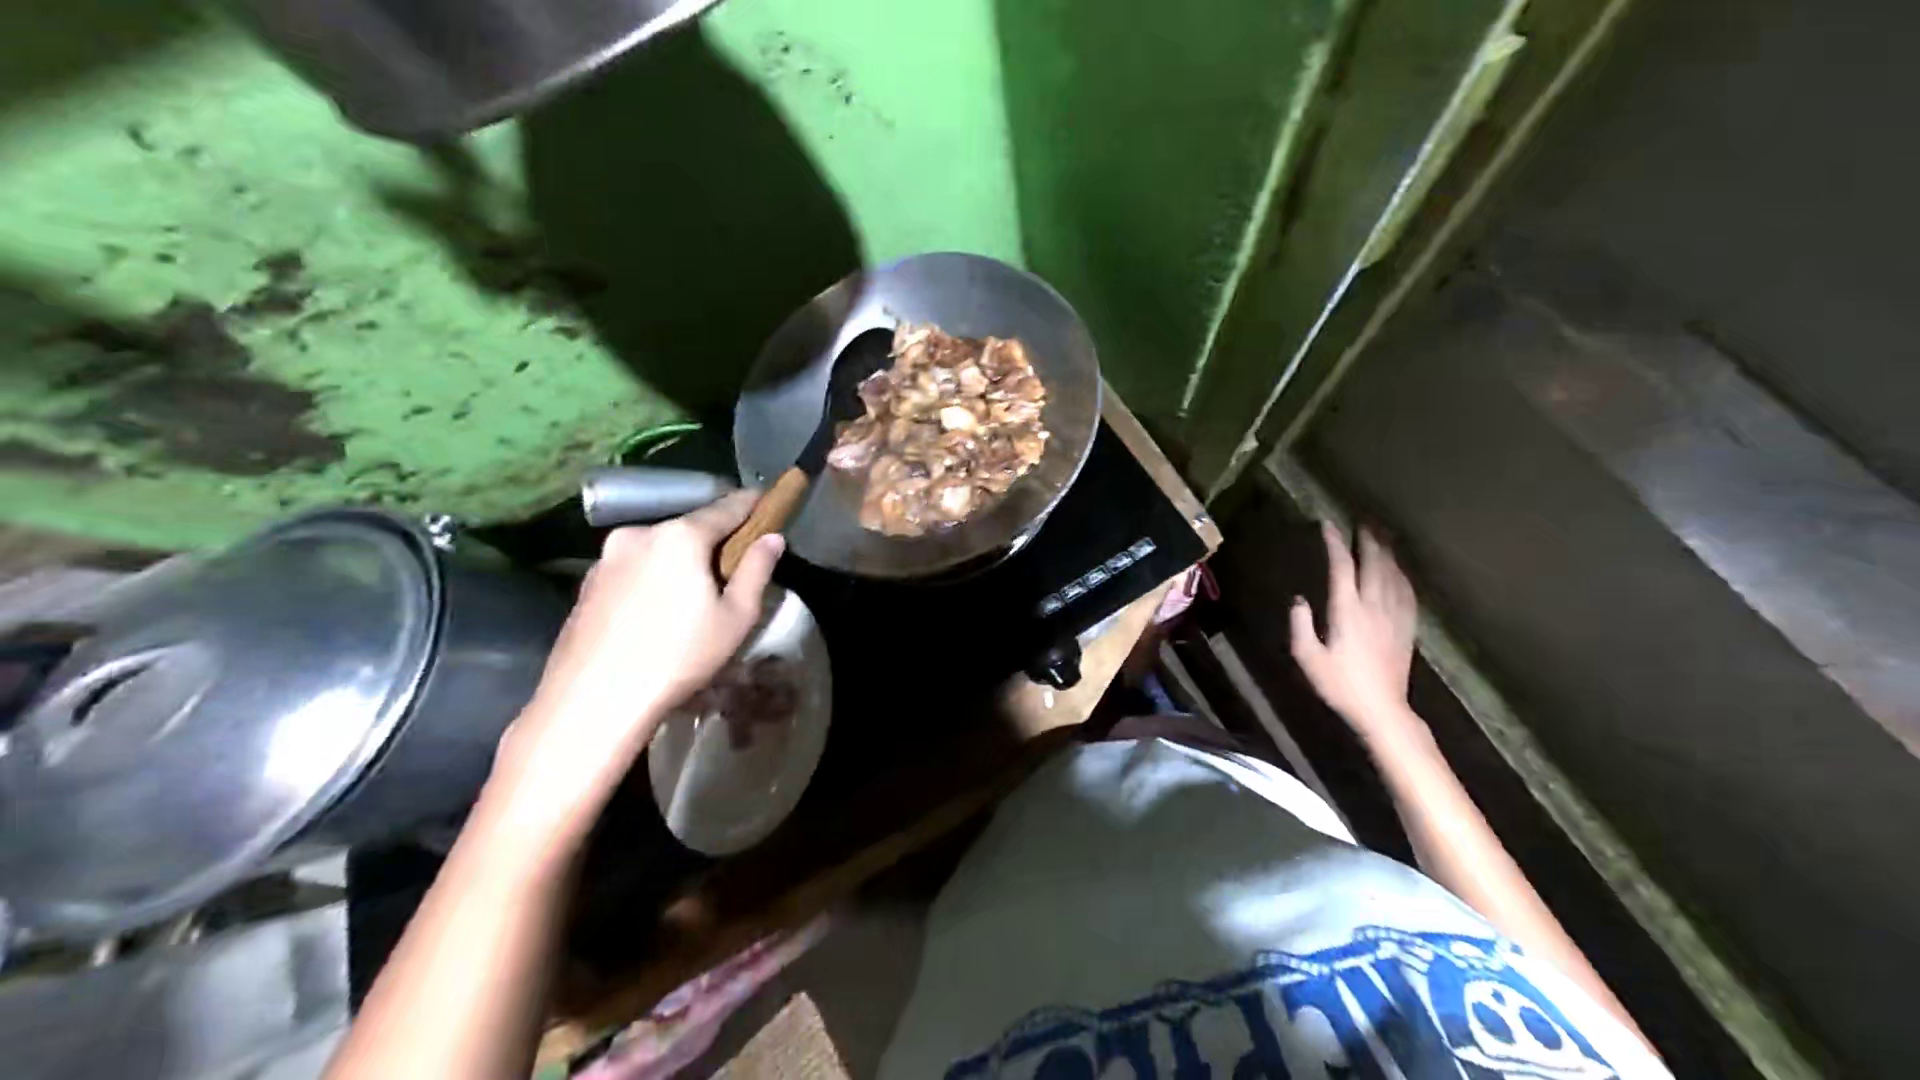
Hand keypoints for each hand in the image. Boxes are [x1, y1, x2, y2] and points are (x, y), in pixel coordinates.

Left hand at [487, 492, 784, 846]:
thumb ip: (757, 570)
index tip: (767, 502)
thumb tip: (772, 537)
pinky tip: (658, 610)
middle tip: (734, 566)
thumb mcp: (735, 618)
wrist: (593, 701)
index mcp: (679, 536)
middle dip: (713, 540)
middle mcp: (639, 533)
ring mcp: (606, 557)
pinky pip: (634, 567)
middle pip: (689, 527)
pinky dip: (653, 576)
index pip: (725, 507)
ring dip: (680, 560)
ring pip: (658, 548)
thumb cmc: (677, 657)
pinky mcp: (587, 582)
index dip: (751, 504)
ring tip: (694, 594)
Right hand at [1290, 522, 1422, 744]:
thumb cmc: (1340, 685)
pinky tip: (1401, 569)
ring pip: (1394, 575)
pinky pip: (1408, 593)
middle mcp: (1374, 607)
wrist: (1382, 709)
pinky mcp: (1407, 628)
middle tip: (1364, 520)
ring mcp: (1395, 617)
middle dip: (1369, 540)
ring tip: (1384, 535)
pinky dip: (1403, 575)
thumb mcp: (1308, 658)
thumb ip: (1300, 626)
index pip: (1342, 568)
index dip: (1335, 544)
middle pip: (1375, 564)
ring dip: (1388, 552)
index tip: (1327, 525)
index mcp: (1347, 611)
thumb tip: (1299, 600)